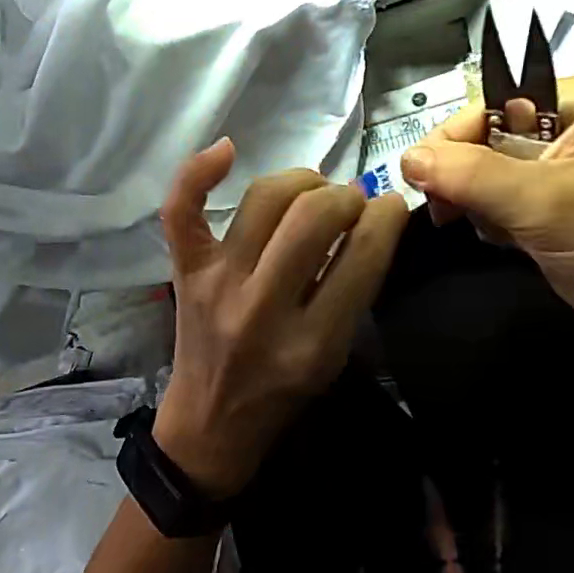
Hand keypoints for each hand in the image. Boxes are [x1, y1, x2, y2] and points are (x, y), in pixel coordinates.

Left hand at [153, 139, 407, 498]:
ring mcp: (216, 285)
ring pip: (264, 199)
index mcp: (312, 342)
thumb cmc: (283, 394)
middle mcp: (261, 309)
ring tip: (313, 191)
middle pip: (313, 217)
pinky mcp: (185, 272)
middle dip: (345, 197)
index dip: (388, 216)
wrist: (210, 422)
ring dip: (302, 181)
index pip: (362, 255)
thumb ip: (356, 289)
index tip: (391, 205)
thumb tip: (372, 215)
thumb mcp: (336, 355)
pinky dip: (199, 171)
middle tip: (350, 205)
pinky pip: (182, 210)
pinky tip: (228, 150)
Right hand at [399, 66, 573, 331]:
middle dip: (470, 175)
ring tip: (493, 229)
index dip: (455, 136)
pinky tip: (509, 238)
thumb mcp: (547, 203)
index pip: (501, 101)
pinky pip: (511, 196)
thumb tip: (406, 158)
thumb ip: (472, 177)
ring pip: (498, 169)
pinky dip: (499, 218)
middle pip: (496, 135)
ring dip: (483, 201)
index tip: (417, 176)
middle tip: (446, 211)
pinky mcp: (567, 198)